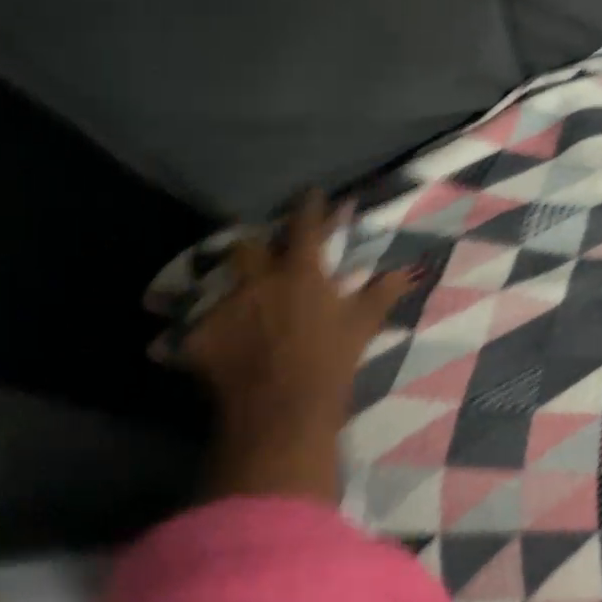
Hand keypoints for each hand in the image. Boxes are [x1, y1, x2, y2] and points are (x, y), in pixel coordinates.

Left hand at [183, 191, 413, 503]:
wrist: (282, 408)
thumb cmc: (333, 359)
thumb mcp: (366, 323)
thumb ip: (382, 292)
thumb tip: (406, 271)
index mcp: (302, 274)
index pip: (306, 229)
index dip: (310, 208)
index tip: (311, 193)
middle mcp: (257, 283)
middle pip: (246, 247)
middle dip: (254, 243)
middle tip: (263, 249)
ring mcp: (222, 309)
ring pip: (220, 285)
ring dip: (233, 288)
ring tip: (239, 299)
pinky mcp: (196, 339)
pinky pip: (199, 328)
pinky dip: (209, 332)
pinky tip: (216, 343)